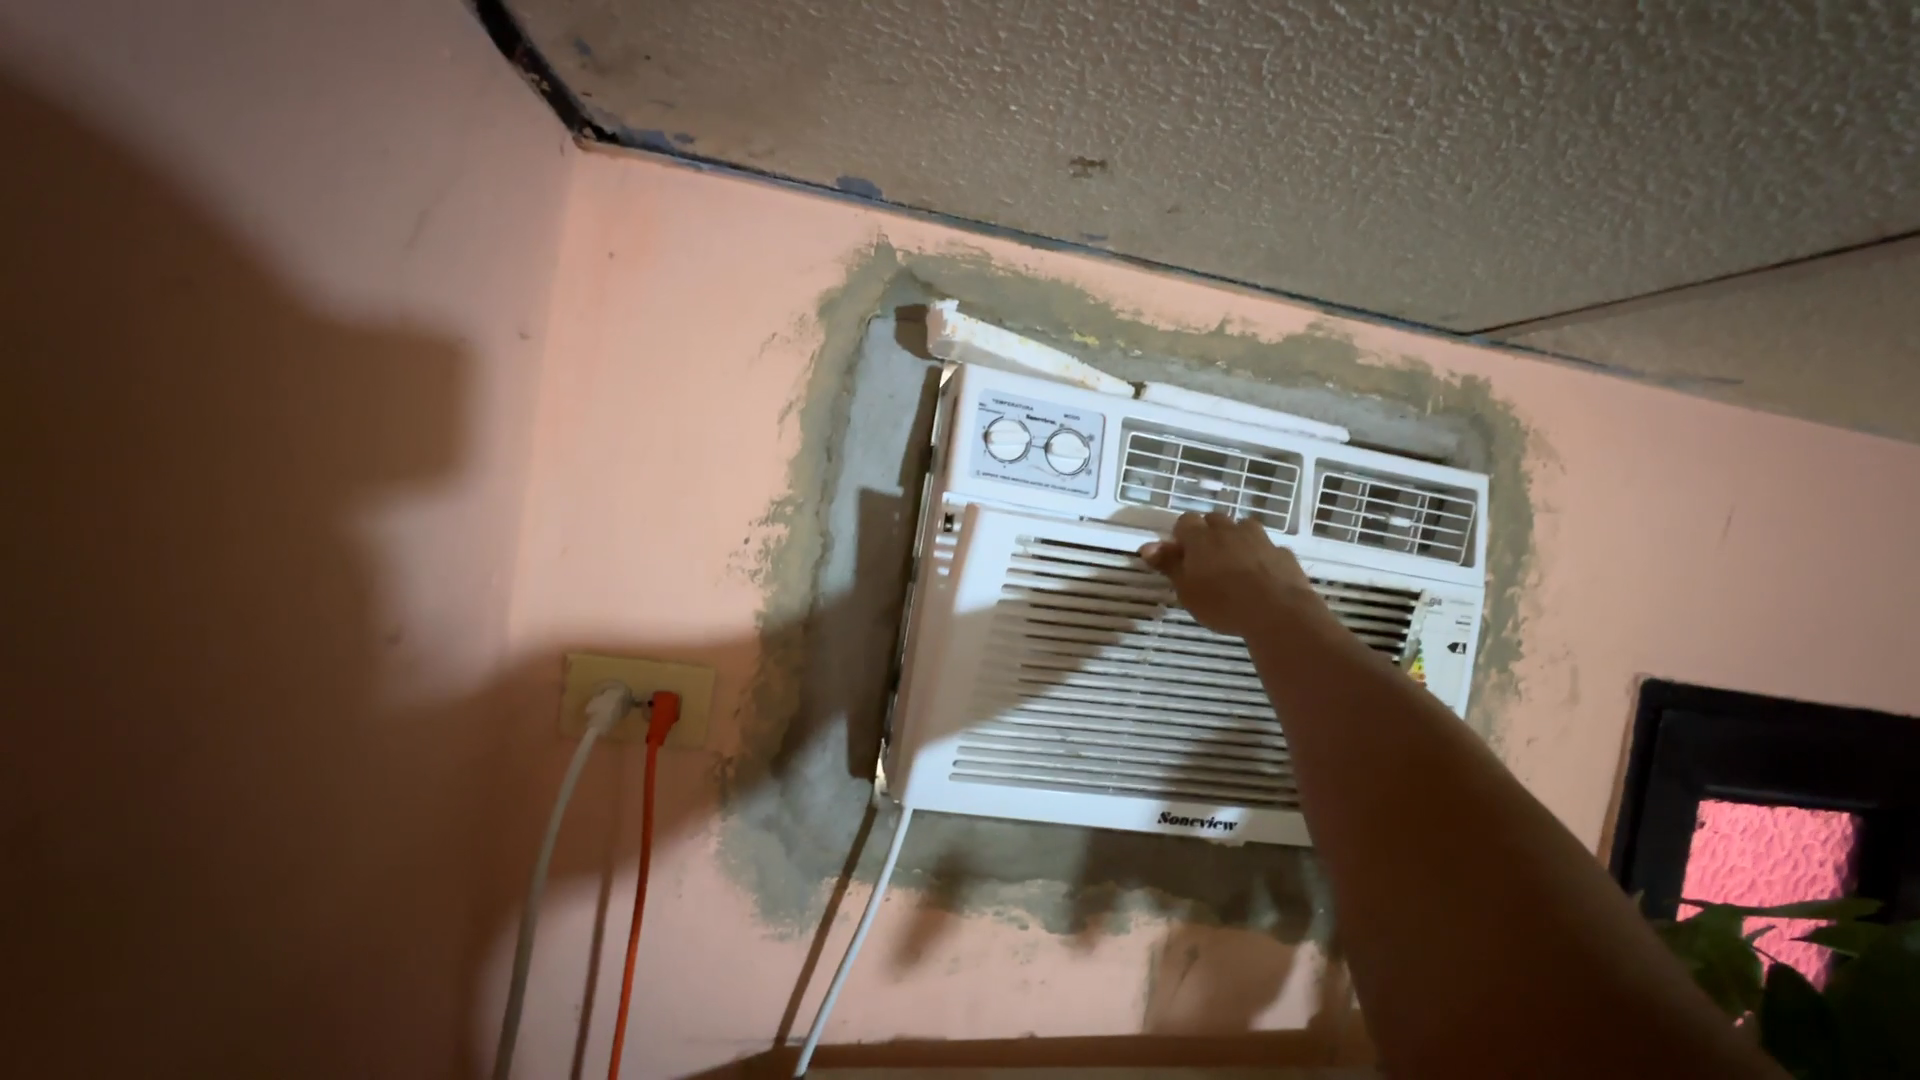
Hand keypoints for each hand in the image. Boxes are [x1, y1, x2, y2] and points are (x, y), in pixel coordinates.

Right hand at [1138, 512, 1329, 638]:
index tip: (1180, 555)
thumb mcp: (1185, 589)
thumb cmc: (1221, 603)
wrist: (1277, 611)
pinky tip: (1261, 576)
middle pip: (1214, 520)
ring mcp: (1260, 539)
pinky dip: (1261, 556)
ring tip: (1234, 564)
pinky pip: (1267, 548)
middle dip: (1208, 534)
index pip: (1185, 521)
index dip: (1181, 536)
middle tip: (1206, 560)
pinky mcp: (1283, 553)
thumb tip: (1146, 546)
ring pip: (1243, 528)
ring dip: (1236, 539)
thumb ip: (1168, 564)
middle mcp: (1230, 530)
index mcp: (1201, 537)